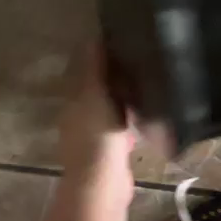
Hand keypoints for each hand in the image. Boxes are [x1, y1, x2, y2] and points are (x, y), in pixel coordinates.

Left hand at [55, 42, 137, 178]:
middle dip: (113, 79)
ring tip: (146, 86)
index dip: (99, 59)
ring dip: (123, 101)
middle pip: (97, 92)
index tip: (120, 43)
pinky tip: (147, 117)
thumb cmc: (97, 135)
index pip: (84, 73)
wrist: (103, 184)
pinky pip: (122, 131)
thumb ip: (95, 67)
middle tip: (138, 62)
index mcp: (73, 103)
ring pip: (110, 111)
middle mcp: (79, 119)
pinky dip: (131, 123)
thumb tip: (93, 36)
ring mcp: (94, 138)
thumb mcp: (95, 94)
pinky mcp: (111, 155)